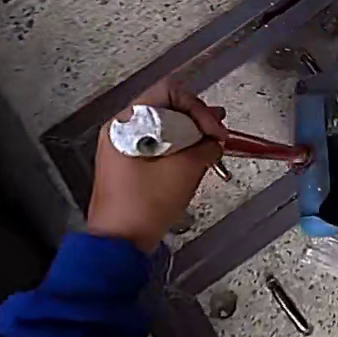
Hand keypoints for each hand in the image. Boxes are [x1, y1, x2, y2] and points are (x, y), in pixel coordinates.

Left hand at [88, 80, 226, 251]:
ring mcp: (120, 144)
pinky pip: (155, 141)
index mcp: (127, 122)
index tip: (215, 130)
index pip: (168, 92)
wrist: (118, 244)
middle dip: (196, 116)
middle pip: (164, 105)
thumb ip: (206, 148)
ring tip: (213, 138)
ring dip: (189, 130)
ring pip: (161, 124)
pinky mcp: (126, 161)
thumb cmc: (145, 206)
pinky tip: (195, 151)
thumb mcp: (184, 171)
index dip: (198, 107)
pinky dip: (176, 143)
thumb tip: (215, 141)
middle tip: (218, 130)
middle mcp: (120, 127)